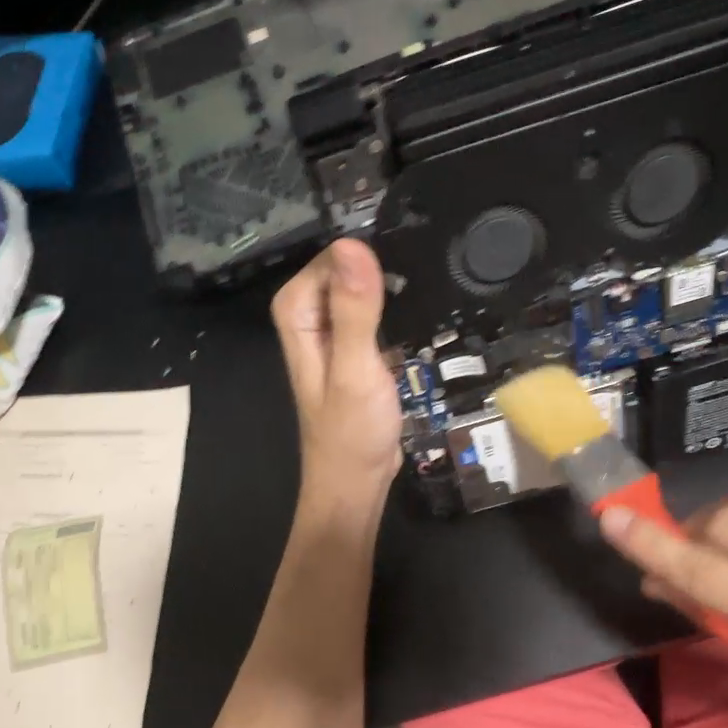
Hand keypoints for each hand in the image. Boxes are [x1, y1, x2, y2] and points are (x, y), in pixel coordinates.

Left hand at [271, 240, 401, 507]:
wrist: (356, 482)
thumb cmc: (351, 432)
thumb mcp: (355, 369)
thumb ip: (354, 309)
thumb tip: (352, 245)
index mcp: (298, 313)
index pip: (333, 256)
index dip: (368, 256)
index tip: (408, 258)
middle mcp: (309, 316)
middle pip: (348, 268)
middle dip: (382, 270)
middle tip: (426, 273)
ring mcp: (332, 332)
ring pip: (363, 288)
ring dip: (392, 288)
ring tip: (429, 286)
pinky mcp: (355, 347)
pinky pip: (374, 311)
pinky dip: (395, 309)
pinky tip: (421, 310)